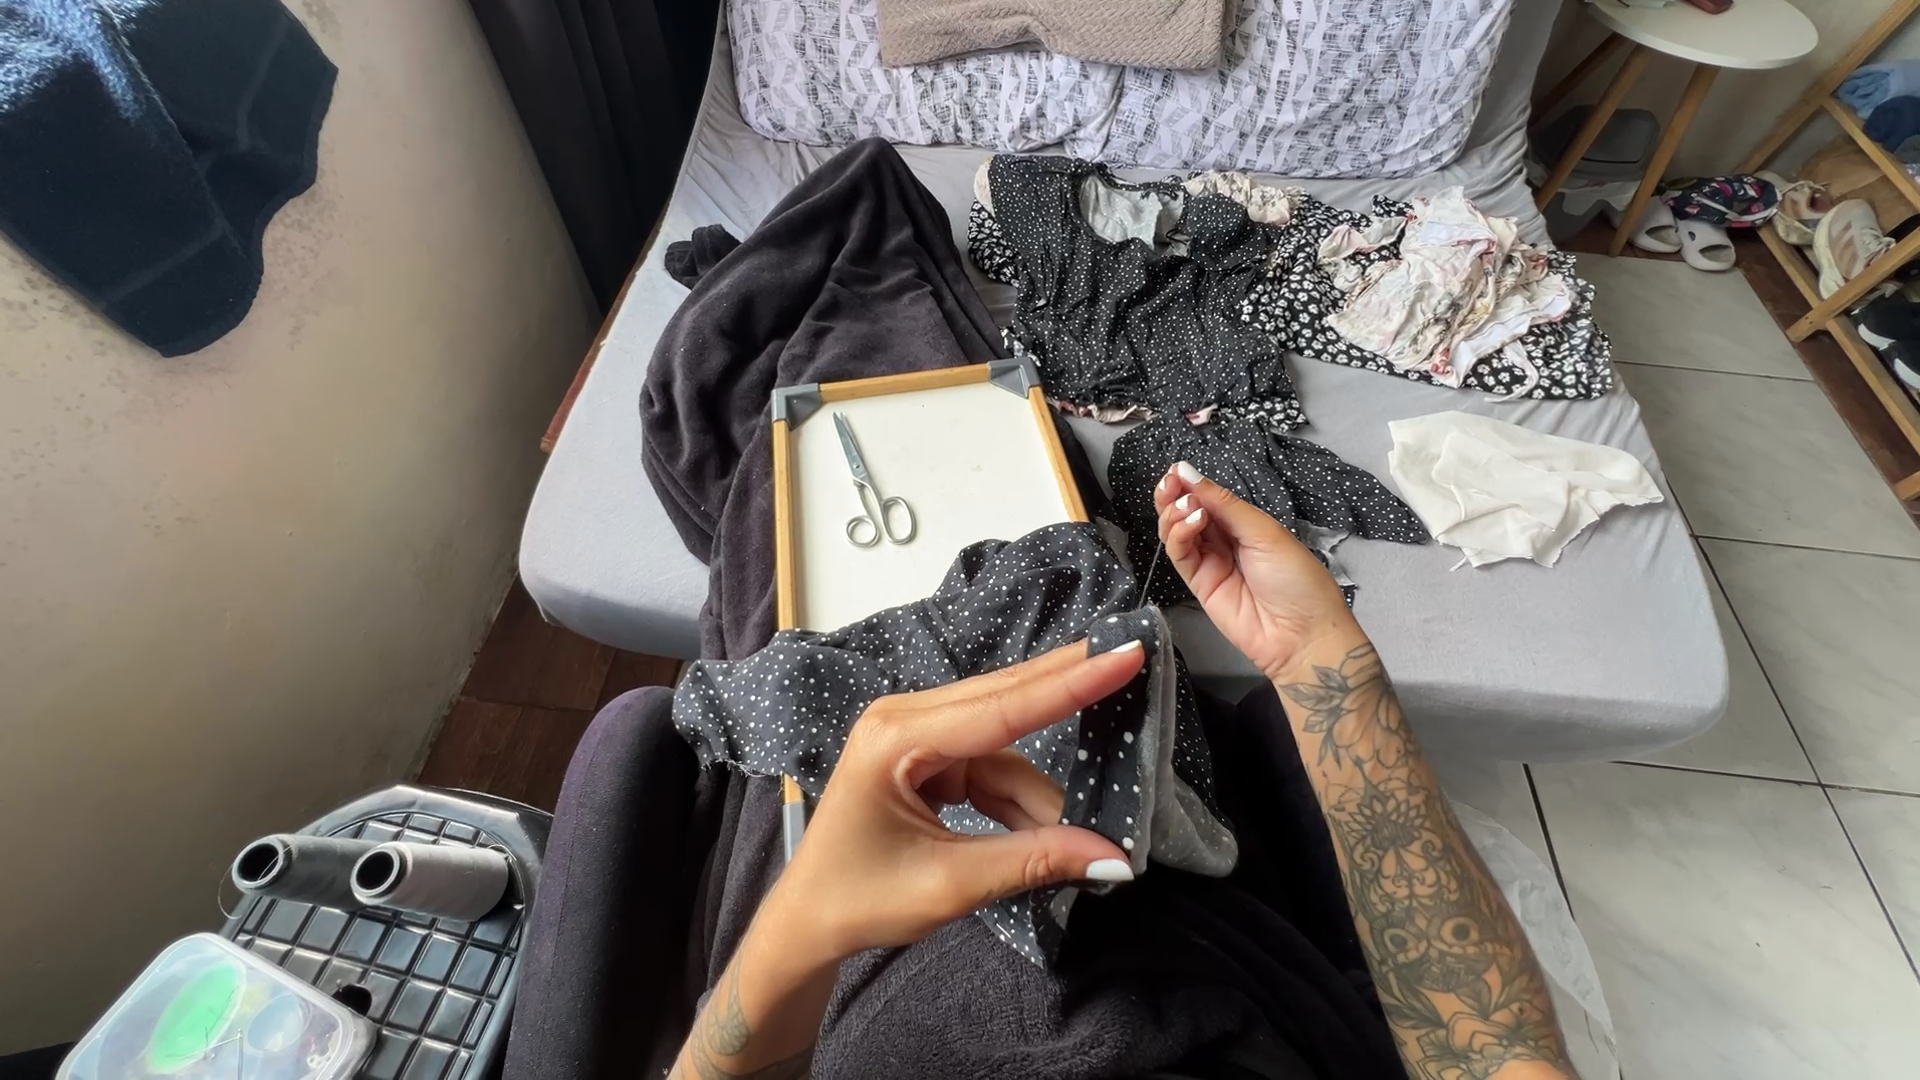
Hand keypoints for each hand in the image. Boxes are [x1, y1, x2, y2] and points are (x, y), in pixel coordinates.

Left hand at [759, 641, 1143, 969]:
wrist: (808, 918)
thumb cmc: (859, 899)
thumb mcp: (949, 885)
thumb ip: (1032, 861)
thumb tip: (1114, 859)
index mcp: (897, 737)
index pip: (1000, 706)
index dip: (1069, 683)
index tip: (1122, 653)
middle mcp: (906, 718)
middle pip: (1004, 699)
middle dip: (1069, 687)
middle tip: (1132, 659)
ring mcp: (917, 733)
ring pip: (1005, 745)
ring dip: (1041, 792)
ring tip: (1083, 835)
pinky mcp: (929, 754)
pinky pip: (991, 765)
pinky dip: (1020, 800)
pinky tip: (1047, 832)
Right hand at [1156, 461, 1359, 680]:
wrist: (1302, 634)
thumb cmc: (1297, 579)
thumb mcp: (1265, 531)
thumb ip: (1224, 504)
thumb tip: (1188, 473)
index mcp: (1244, 524)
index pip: (1208, 498)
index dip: (1191, 483)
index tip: (1176, 470)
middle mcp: (1223, 540)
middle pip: (1185, 513)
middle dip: (1173, 495)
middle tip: (1169, 483)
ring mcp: (1208, 562)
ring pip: (1176, 532)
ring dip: (1173, 514)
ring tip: (1186, 507)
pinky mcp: (1197, 583)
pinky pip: (1179, 554)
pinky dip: (1178, 535)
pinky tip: (1190, 522)